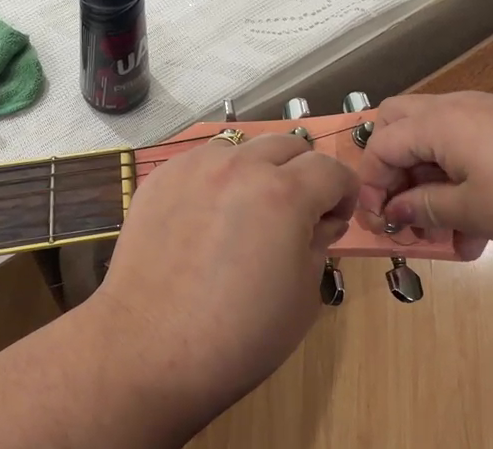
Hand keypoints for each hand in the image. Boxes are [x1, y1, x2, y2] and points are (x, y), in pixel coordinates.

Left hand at [90, 133, 355, 425]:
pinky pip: (201, 162)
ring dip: (255, 171)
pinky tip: (204, 220)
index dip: (342, 194)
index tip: (333, 220)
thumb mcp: (303, 297)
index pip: (331, 168)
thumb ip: (317, 244)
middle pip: (288, 144)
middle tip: (294, 216)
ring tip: (244, 214)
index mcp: (284, 194)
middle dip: (302, 174)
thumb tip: (317, 222)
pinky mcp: (161, 177)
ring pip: (242, 147)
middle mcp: (240, 166)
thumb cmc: (238, 335)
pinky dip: (215, 180)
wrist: (150, 348)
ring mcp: (194, 166)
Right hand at [357, 92, 492, 259]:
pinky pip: (466, 146)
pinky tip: (478, 227)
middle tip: (399, 207)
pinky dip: (458, 179)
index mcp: (440, 121)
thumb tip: (395, 209)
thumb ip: (426, 207)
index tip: (378, 224)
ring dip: (427, 181)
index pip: (381, 144)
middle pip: (399, 123)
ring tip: (445, 234)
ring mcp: (488, 115)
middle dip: (391, 167)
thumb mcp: (476, 212)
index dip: (371, 184)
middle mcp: (458, 107)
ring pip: (434, 139)